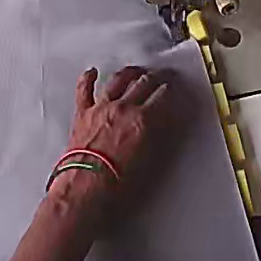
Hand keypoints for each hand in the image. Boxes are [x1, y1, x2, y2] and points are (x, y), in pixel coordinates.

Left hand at [51, 66, 174, 225]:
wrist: (84, 189)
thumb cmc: (117, 184)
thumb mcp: (150, 162)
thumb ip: (160, 136)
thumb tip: (167, 123)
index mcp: (144, 120)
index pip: (164, 97)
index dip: (173, 91)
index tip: (177, 89)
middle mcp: (124, 108)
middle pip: (144, 83)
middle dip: (157, 77)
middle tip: (163, 76)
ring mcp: (102, 108)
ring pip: (118, 80)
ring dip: (130, 73)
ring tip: (136, 71)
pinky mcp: (83, 113)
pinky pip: (84, 90)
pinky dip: (88, 79)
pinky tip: (92, 72)